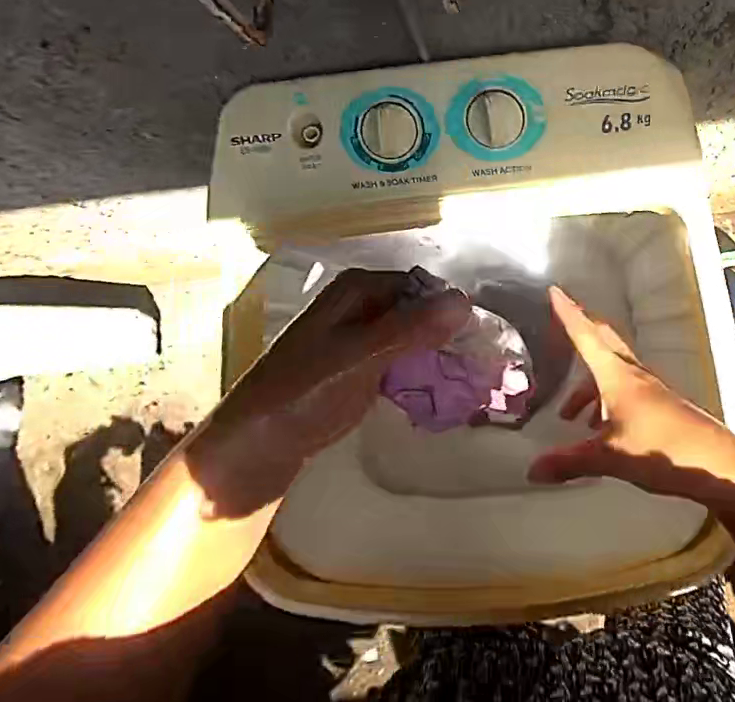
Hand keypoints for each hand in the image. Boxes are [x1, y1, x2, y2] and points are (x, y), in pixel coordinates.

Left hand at [189, 269, 471, 513]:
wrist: (253, 447)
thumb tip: (464, 300)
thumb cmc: (304, 393)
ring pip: (406, 339)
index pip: (420, 287)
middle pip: (415, 312)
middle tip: (479, 371)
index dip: (450, 311)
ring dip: (433, 358)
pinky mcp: (349, 369)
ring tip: (466, 387)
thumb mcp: (362, 357)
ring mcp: (351, 339)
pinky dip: (413, 376)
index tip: (482, 342)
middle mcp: (355, 306)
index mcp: (356, 290)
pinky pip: (393, 362)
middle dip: (445, 337)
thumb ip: (412, 328)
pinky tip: (433, 398)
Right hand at [528, 287, 734, 500]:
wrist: (722, 467)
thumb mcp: (610, 458)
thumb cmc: (663, 451)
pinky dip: (605, 399)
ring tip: (570, 414)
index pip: (586, 335)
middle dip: (581, 330)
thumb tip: (532, 471)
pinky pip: (624, 390)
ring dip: (589, 382)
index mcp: (616, 375)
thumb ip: (570, 462)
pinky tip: (601, 428)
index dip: (568, 313)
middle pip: (602, 341)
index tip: (554, 290)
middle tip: (561, 321)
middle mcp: (633, 374)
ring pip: (612, 370)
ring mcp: (650, 389)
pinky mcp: (661, 405)